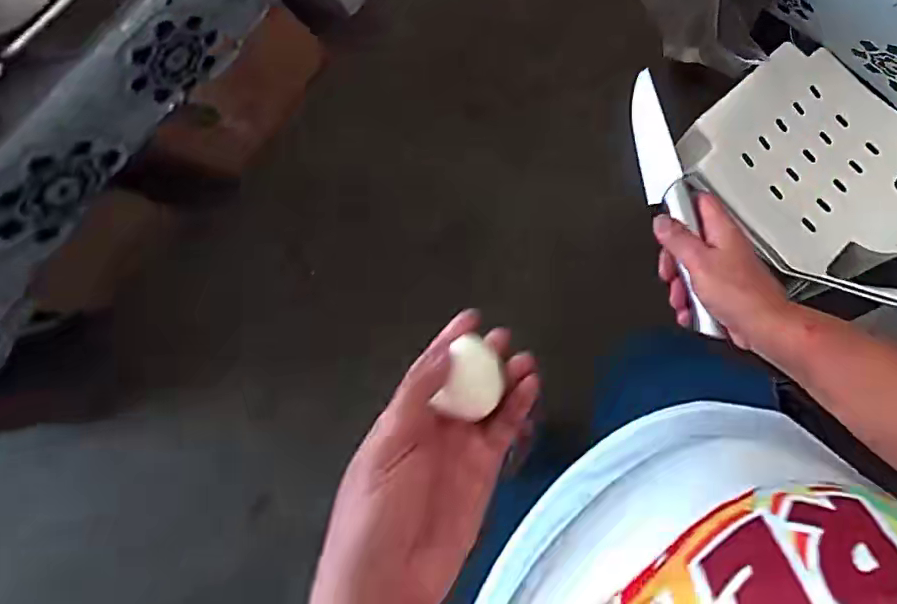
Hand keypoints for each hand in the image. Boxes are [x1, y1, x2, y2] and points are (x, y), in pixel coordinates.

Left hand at [309, 310, 538, 603]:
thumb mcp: (385, 449)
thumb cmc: (368, 525)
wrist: (387, 588)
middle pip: (467, 380)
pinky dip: (520, 406)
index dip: (450, 342)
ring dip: (508, 378)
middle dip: (484, 357)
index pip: (431, 370)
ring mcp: (461, 448)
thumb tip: (443, 354)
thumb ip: (416, 396)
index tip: (468, 319)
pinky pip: (505, 427)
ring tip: (522, 361)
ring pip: (491, 400)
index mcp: (403, 420)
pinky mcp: (484, 468)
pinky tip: (528, 389)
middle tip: (501, 338)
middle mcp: (434, 429)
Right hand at [654, 192, 796, 351]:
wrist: (764, 329)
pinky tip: (693, 311)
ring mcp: (726, 268)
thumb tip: (662, 221)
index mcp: (722, 229)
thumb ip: (677, 239)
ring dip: (681, 285)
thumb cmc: (742, 295)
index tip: (665, 227)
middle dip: (673, 258)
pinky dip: (692, 301)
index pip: (698, 201)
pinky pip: (700, 289)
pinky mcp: (725, 290)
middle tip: (672, 271)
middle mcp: (725, 245)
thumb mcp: (698, 262)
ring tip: (684, 296)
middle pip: (689, 238)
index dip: (678, 208)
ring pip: (691, 267)